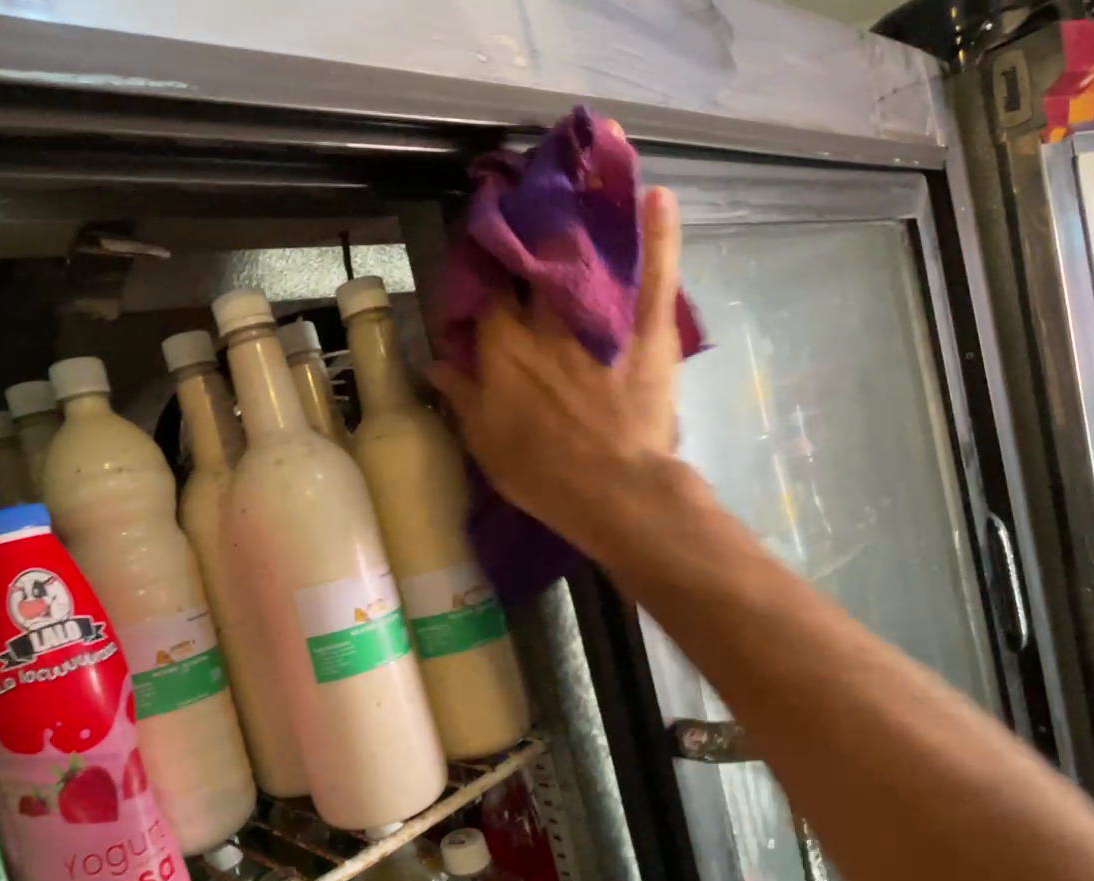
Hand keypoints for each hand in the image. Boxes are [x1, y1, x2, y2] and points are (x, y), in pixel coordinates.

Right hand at [432, 186, 685, 528]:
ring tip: (582, 175)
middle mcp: (546, 323)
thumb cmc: (540, 472)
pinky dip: (659, 234)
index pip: (486, 294)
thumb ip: (461, 396)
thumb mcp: (485, 440)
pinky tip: (658, 194)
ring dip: (583, 214)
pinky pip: (654, 275)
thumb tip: (434, 362)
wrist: (612, 491)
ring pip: (587, 256)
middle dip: (528, 228)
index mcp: (504, 349)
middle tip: (527, 198)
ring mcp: (599, 322)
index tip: (481, 246)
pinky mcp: (646, 330)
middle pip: (533, 262)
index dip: (482, 267)